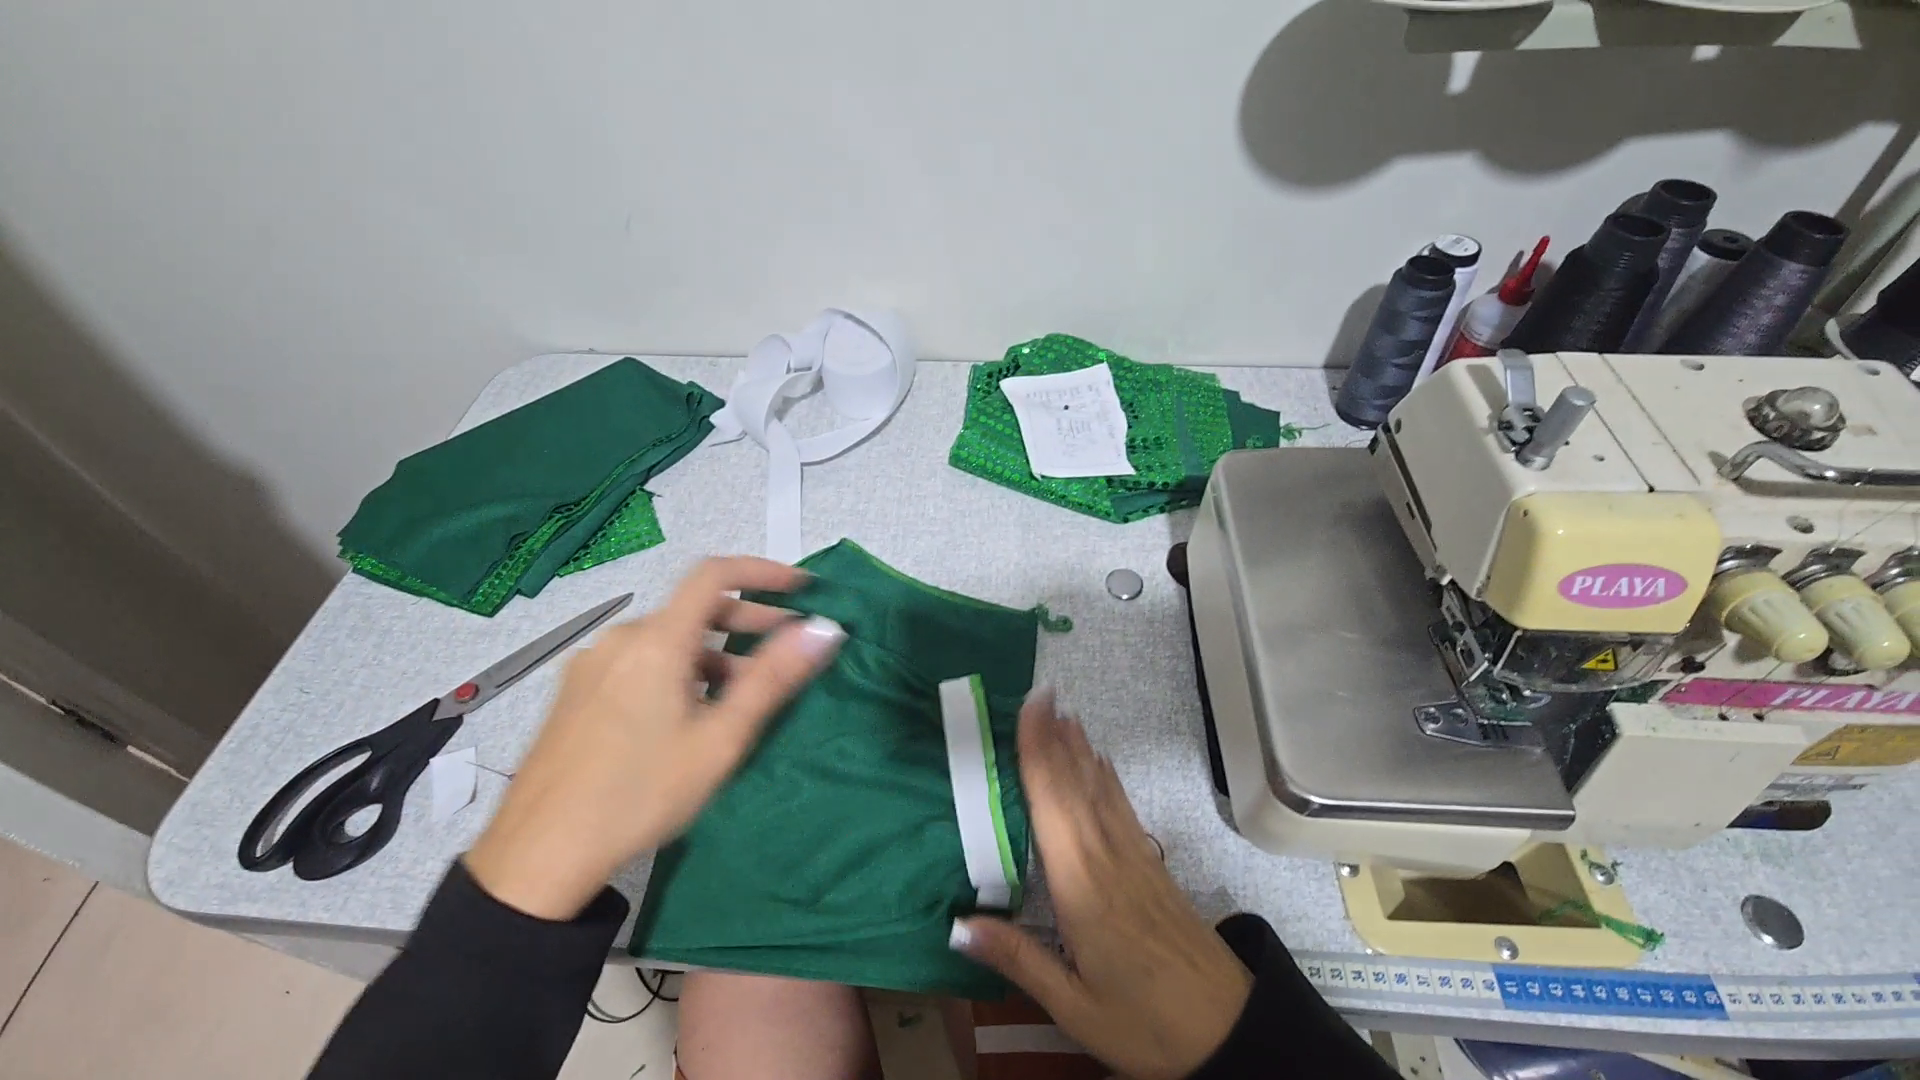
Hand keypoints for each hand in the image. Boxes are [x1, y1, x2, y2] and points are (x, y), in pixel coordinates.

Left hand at [465, 556, 844, 920]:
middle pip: (692, 608)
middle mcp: (620, 639)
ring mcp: (592, 664)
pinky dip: (679, 668)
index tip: (801, 588)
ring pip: (667, 639)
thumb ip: (773, 679)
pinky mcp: (576, 691)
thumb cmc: (640, 794)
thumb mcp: (719, 741)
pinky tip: (690, 711)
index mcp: (656, 641)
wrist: (538, 855)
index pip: (714, 575)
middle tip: (788, 646)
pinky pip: (640, 661)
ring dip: (714, 651)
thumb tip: (823, 630)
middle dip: (747, 620)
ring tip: (744, 692)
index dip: (763, 572)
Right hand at [951, 692, 1251, 1079]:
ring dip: (1081, 749)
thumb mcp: (1074, 1007)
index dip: (1040, 751)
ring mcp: (1135, 860)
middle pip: (1077, 786)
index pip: (1053, 804)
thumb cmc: (1146, 1023)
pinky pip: (1123, 809)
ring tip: (1066, 714)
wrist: (1230, 1032)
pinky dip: (1108, 778)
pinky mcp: (1153, 868)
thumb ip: (1018, 959)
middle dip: (1057, 737)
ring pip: (1102, 791)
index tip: (1031, 708)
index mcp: (1083, 887)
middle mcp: (1109, 859)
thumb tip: (956, 924)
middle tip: (1041, 694)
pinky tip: (1102, 764)